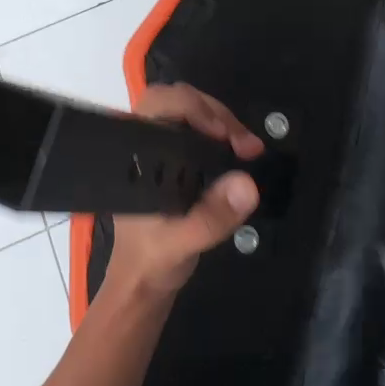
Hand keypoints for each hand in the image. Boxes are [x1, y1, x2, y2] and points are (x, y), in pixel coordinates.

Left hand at [104, 84, 263, 295]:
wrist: (144, 284)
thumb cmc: (151, 260)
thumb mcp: (181, 245)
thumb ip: (211, 217)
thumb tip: (246, 183)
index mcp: (134, 154)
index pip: (157, 105)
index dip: (192, 108)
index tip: (223, 135)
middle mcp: (144, 143)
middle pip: (178, 101)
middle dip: (215, 113)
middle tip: (246, 143)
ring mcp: (161, 149)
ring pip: (192, 112)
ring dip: (223, 123)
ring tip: (249, 148)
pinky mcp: (176, 159)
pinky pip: (200, 131)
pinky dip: (224, 135)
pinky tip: (242, 152)